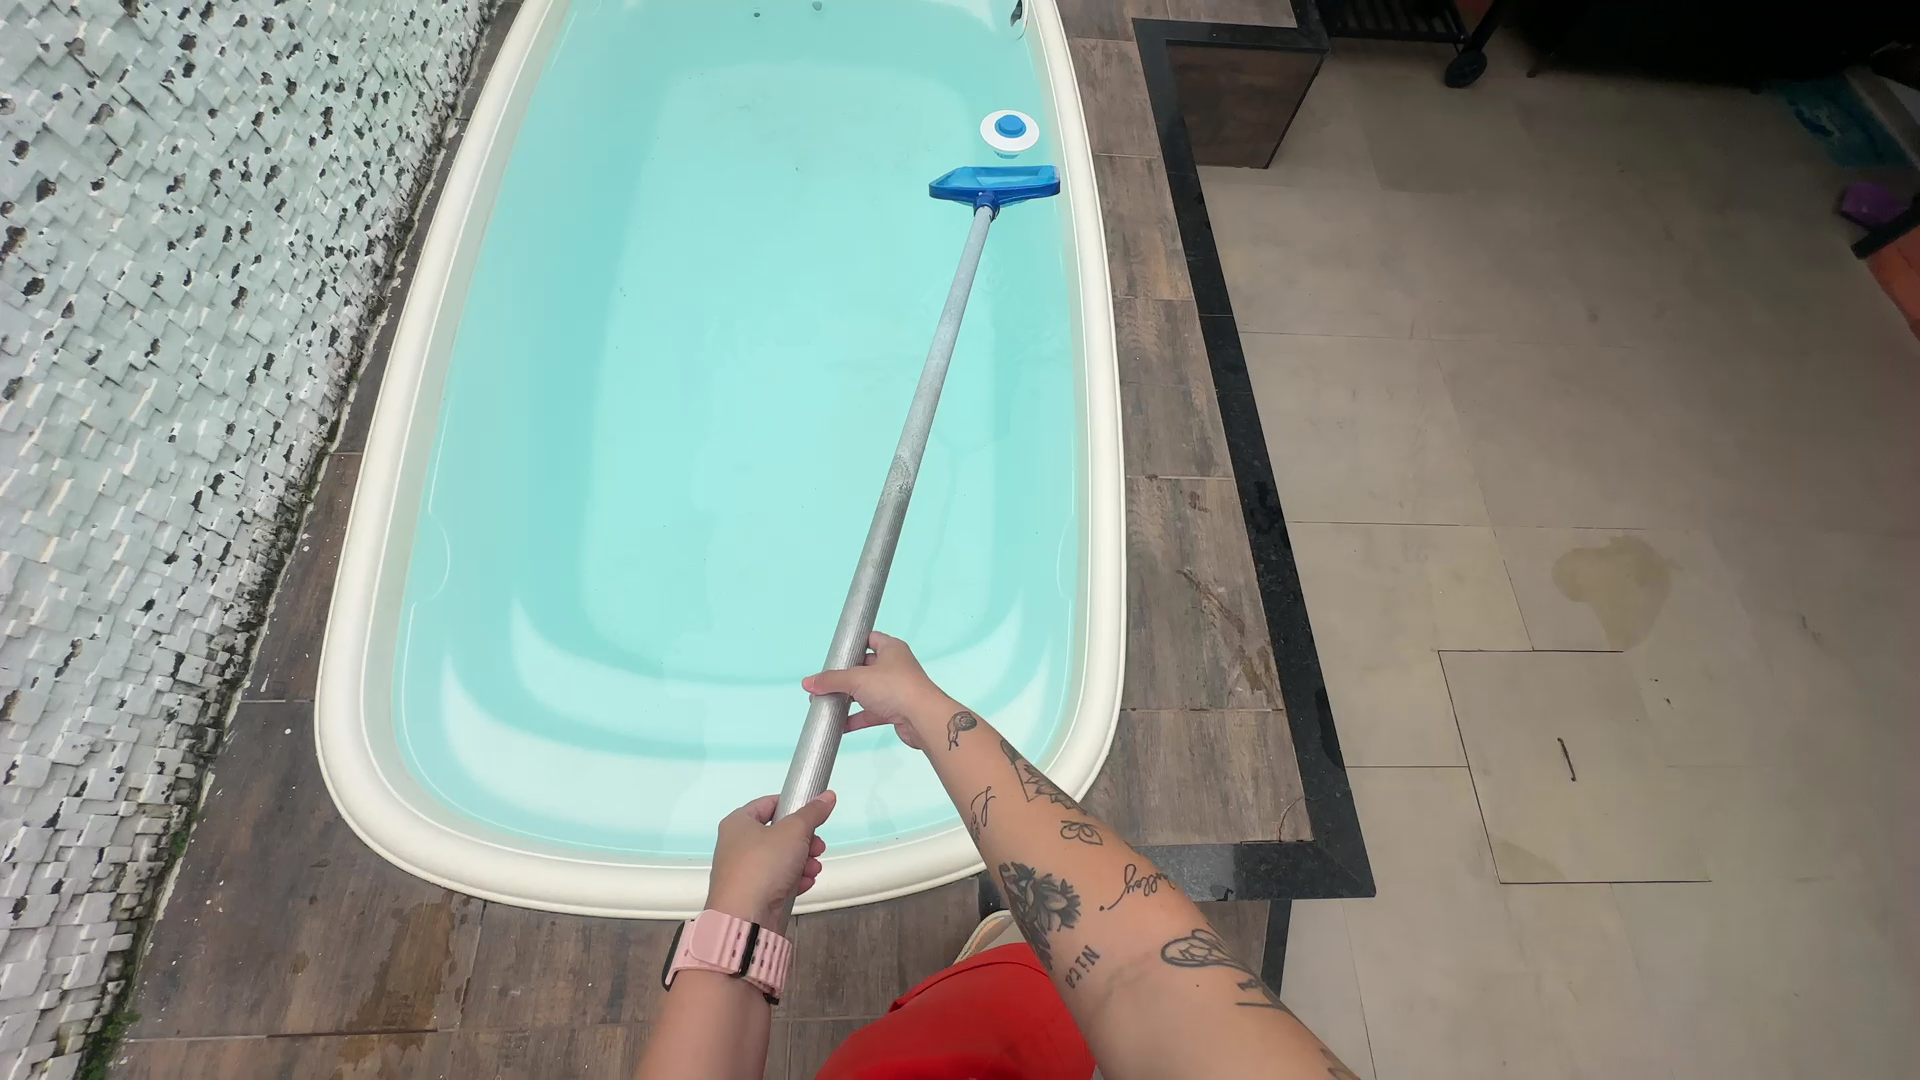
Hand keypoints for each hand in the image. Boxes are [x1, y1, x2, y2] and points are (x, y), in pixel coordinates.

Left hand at [705, 792, 834, 932]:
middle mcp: (735, 845)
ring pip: (779, 858)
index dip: (791, 805)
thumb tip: (828, 796)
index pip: (768, 803)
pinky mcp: (750, 895)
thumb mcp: (794, 831)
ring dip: (802, 861)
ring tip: (814, 868)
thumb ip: (813, 812)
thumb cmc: (764, 865)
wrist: (745, 920)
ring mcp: (742, 872)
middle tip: (818, 846)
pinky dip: (792, 880)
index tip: (810, 814)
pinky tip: (805, 883)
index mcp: (738, 823)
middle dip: (804, 840)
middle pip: (777, 833)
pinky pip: (775, 880)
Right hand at [801, 632, 949, 749]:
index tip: (835, 654)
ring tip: (826, 704)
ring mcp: (896, 689)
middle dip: (844, 677)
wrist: (922, 719)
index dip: (852, 645)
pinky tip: (840, 725)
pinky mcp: (896, 710)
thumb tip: (809, 682)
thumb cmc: (897, 688)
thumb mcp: (858, 679)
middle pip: (864, 668)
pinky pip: (872, 712)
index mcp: (891, 649)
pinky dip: (856, 718)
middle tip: (824, 684)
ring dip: (848, 699)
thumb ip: (832, 680)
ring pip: (867, 692)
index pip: (870, 639)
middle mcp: (895, 666)